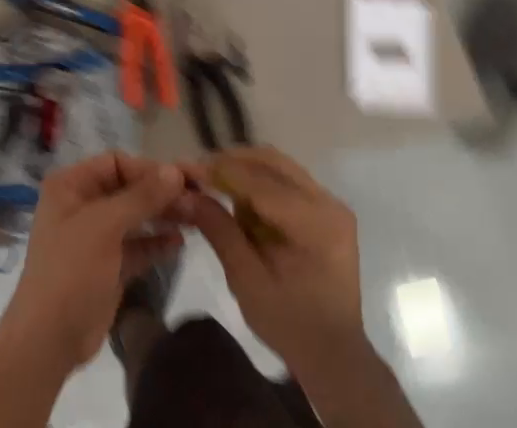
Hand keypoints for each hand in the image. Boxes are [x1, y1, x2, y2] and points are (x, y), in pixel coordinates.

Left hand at [0, 152, 191, 369]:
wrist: (51, 336)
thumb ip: (141, 197)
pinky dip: (157, 241)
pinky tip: (181, 242)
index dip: (151, 168)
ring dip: (164, 214)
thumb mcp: (104, 226)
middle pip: (129, 188)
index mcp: (70, 186)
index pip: (116, 163)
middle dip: (162, 192)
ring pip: (136, 217)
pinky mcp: (110, 265)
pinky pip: (138, 245)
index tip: (187, 178)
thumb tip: (175, 170)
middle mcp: (81, 205)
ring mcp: (96, 236)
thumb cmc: (71, 270)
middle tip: (201, 197)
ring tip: (197, 217)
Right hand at [184, 146, 363, 364]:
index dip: (218, 172)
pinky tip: (234, 196)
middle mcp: (329, 205)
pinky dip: (258, 182)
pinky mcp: (325, 212)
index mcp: (316, 224)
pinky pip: (286, 182)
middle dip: (230, 162)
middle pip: (272, 163)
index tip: (183, 169)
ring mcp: (330, 206)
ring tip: (209, 182)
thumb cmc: (289, 323)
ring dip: (243, 169)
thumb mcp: (247, 280)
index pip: (259, 183)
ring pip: (279, 167)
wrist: (333, 354)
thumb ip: (220, 231)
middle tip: (195, 172)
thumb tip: (184, 195)